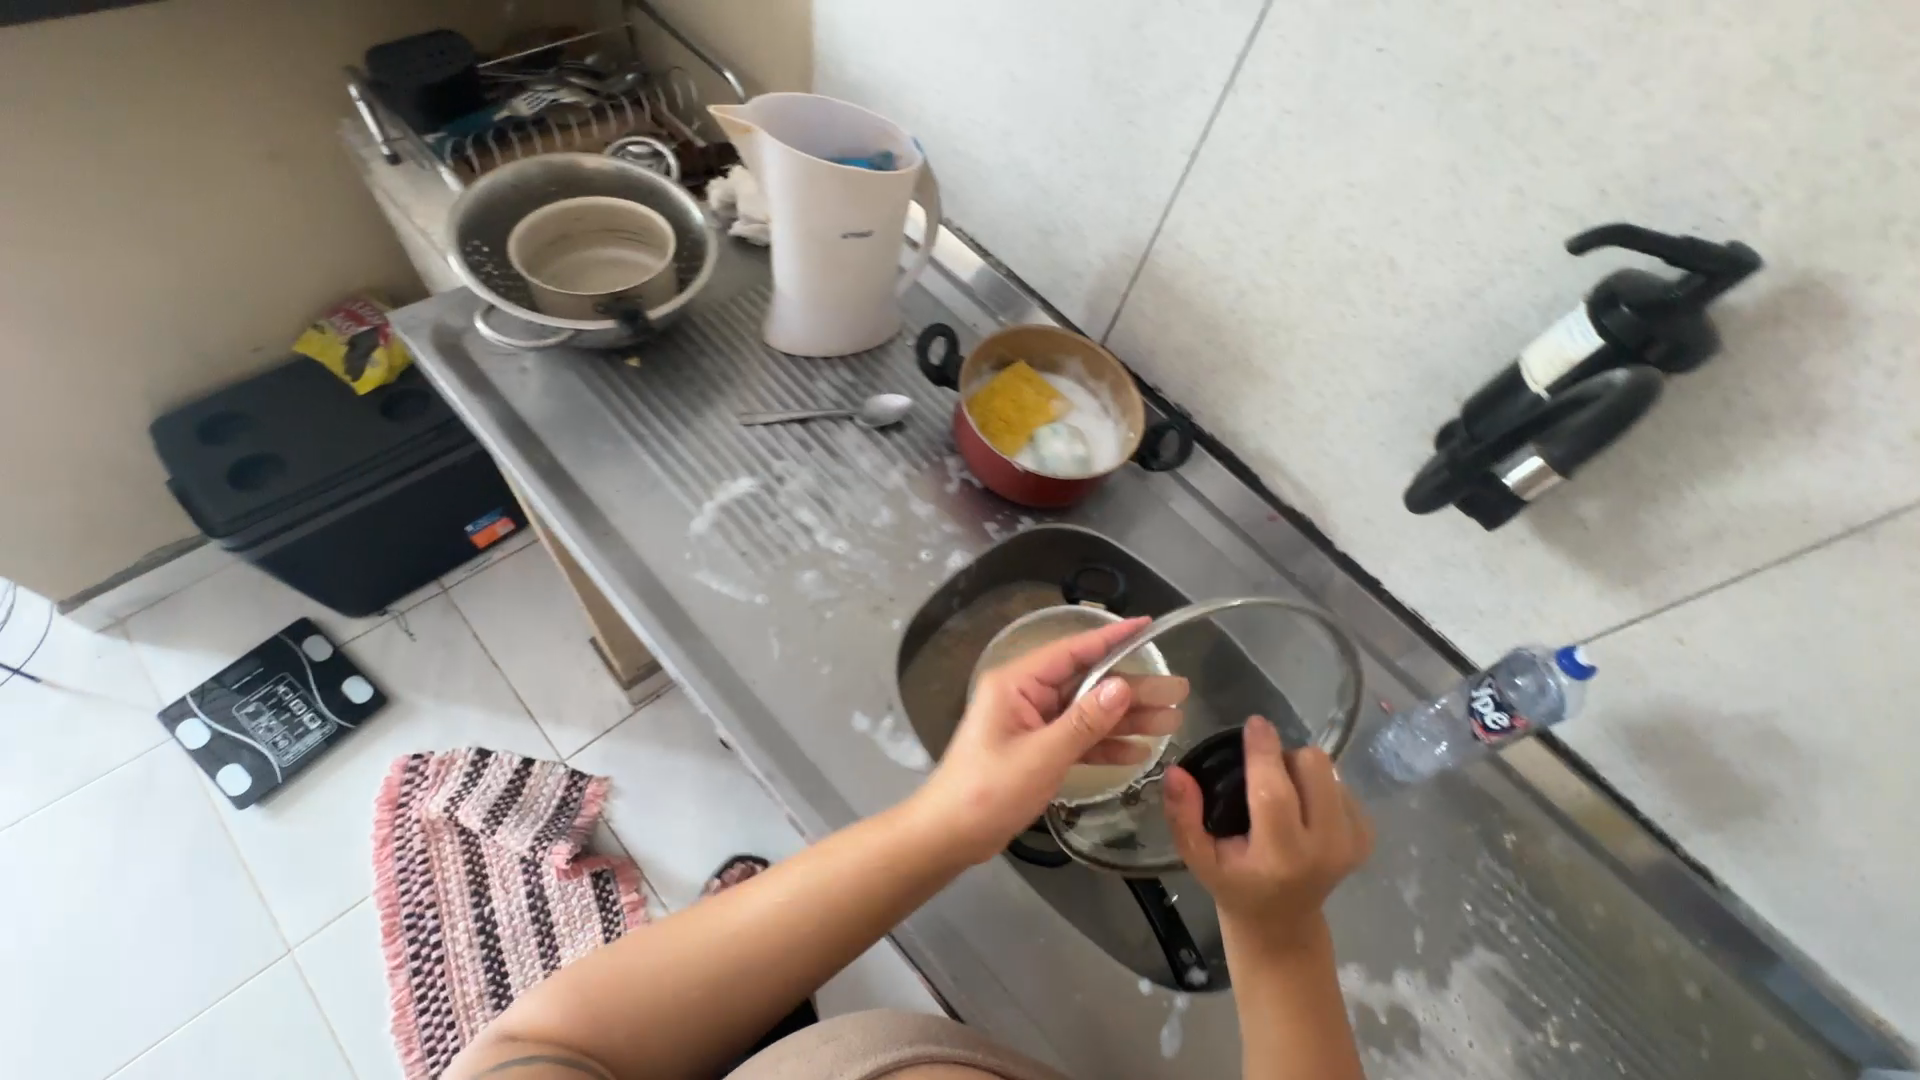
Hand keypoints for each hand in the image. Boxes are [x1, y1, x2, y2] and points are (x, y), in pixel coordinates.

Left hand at [911, 617, 1188, 865]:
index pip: (1072, 651)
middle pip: (1087, 683)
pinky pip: (1078, 738)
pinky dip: (1106, 744)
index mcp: (1017, 683)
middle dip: (1132, 688)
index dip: (1111, 638)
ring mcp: (1032, 723)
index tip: (1147, 626)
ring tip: (1172, 720)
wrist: (951, 835)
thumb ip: (1085, 721)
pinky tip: (1139, 749)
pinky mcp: (1037, 749)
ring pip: (1088, 712)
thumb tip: (1123, 686)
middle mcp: (1026, 696)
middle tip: (1178, 690)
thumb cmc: (988, 790)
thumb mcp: (1041, 755)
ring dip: (1126, 718)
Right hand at [1163, 715, 1373, 950]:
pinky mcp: (1366, 836)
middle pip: (1314, 767)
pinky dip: (1319, 785)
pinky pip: (1342, 784)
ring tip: (1283, 792)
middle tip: (1263, 773)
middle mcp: (1325, 848)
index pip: (1274, 793)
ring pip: (1330, 770)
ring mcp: (1352, 842)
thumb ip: (1182, 815)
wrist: (1282, 921)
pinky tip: (1303, 807)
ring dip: (1301, 770)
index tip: (1254, 723)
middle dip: (1284, 757)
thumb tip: (1176, 771)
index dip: (1264, 753)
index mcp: (1280, 856)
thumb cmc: (1233, 882)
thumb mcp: (1196, 856)